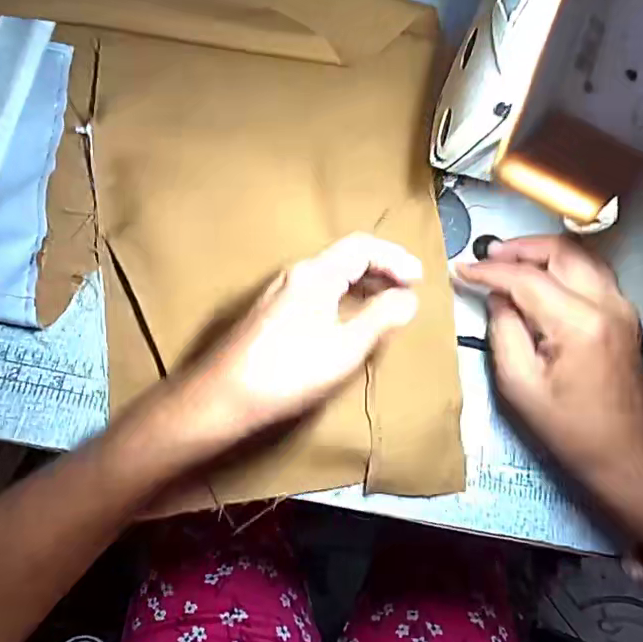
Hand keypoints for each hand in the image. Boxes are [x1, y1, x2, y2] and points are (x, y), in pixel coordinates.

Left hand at [170, 233, 423, 447]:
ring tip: (383, 306)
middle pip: (343, 258)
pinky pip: (313, 293)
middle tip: (406, 290)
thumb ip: (380, 318)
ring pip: (328, 277)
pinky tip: (345, 322)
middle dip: (379, 270)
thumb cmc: (289, 371)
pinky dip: (339, 299)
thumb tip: (406, 297)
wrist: (224, 395)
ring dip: (359, 286)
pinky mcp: (267, 314)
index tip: (418, 280)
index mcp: (314, 274)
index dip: (395, 258)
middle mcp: (293, 275)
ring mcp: (276, 294)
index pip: (362, 246)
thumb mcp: (346, 347)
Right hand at [454, 235, 642, 578]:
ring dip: (541, 253)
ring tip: (506, 262)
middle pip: (561, 251)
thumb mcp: (518, 383)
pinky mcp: (624, 312)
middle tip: (486, 256)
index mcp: (579, 324)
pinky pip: (589, 272)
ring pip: (580, 255)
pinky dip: (559, 265)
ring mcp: (622, 306)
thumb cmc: (568, 425)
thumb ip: (503, 331)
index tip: (461, 269)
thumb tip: (497, 298)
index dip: (489, 271)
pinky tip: (535, 278)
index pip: (527, 279)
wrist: (624, 448)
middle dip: (519, 248)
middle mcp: (607, 305)